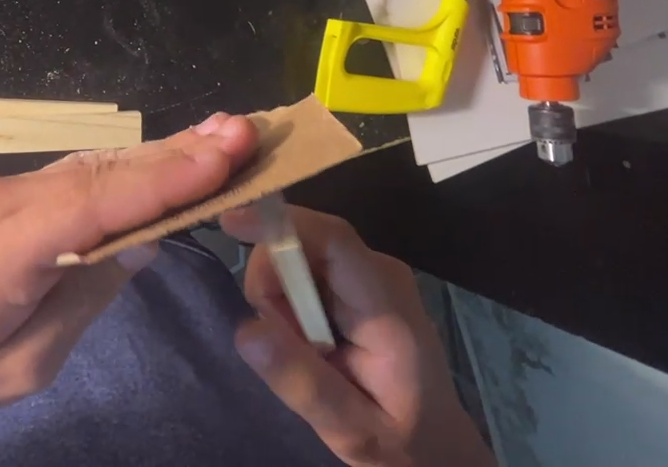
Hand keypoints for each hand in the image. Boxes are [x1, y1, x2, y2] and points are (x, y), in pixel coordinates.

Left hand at [0, 113, 259, 455]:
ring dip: (157, 154)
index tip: (220, 157)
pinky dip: (126, 169)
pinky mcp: (7, 189)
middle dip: (172, 154)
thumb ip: (88, 292)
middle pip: (96, 174)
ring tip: (221, 137)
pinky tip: (168, 157)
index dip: (157, 181)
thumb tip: (145, 239)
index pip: (89, 205)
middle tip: (240, 131)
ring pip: (90, 167)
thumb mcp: (33, 359)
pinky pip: (74, 175)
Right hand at [221, 205, 491, 466]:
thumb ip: (302, 382)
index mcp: (386, 304)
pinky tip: (308, 338)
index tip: (229, 223)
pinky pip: (303, 265)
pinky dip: (289, 298)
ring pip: (295, 253)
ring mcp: (368, 269)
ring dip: (280, 297)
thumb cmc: (402, 441)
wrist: (439, 446)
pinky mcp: (355, 275)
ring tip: (305, 351)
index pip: (331, 237)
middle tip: (283, 343)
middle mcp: (379, 271)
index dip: (279, 223)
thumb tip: (246, 330)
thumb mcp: (351, 429)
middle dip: (273, 285)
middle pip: (301, 242)